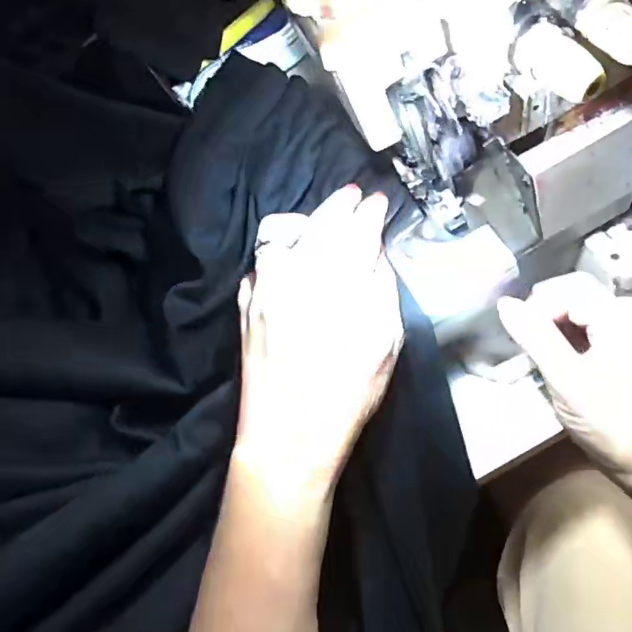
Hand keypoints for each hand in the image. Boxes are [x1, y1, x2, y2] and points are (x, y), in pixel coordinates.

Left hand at [232, 184, 403, 515]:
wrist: (288, 434)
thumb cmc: (348, 391)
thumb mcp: (386, 341)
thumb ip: (381, 289)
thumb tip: (375, 256)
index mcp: (338, 278)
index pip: (357, 229)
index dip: (370, 212)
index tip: (378, 202)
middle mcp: (297, 271)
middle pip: (320, 221)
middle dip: (340, 204)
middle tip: (353, 196)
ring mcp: (265, 286)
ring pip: (281, 232)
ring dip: (305, 220)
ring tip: (320, 223)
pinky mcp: (246, 304)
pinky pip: (260, 261)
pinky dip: (278, 250)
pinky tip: (290, 257)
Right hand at [497, 273, 631, 490]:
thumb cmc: (613, 421)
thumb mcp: (566, 377)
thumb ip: (535, 337)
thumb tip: (505, 303)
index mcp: (622, 317)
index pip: (566, 298)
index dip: (536, 316)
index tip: (516, 344)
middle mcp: (631, 323)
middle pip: (574, 311)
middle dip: (545, 330)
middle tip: (525, 358)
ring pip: (580, 331)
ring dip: (555, 346)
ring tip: (538, 369)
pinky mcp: (628, 367)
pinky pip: (591, 348)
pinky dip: (570, 359)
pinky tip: (557, 378)